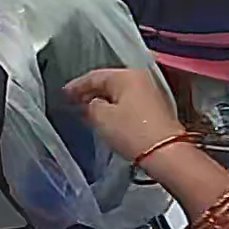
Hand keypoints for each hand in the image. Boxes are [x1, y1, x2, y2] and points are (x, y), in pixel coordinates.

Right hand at [62, 67, 185, 160]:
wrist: (165, 153)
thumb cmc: (131, 131)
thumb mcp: (101, 117)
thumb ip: (89, 105)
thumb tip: (91, 103)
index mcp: (125, 76)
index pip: (94, 76)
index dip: (76, 86)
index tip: (63, 95)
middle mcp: (139, 79)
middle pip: (107, 82)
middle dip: (89, 93)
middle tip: (72, 102)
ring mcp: (148, 93)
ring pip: (117, 93)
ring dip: (101, 101)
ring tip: (85, 111)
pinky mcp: (153, 108)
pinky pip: (126, 102)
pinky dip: (112, 107)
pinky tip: (103, 117)